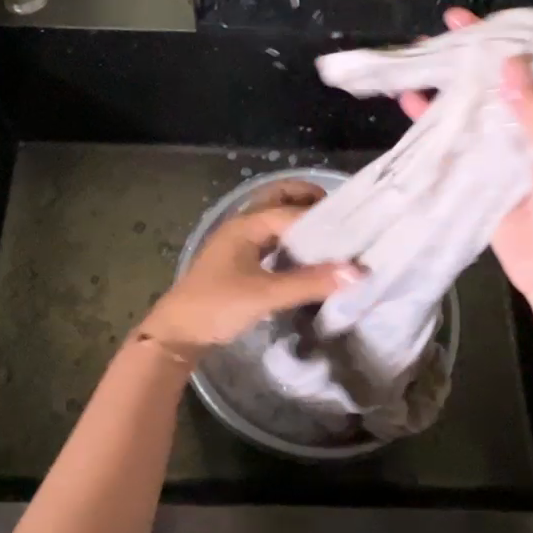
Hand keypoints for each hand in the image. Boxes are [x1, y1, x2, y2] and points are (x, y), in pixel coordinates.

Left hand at [140, 181, 361, 358]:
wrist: (177, 333)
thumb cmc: (218, 306)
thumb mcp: (266, 295)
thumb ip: (310, 283)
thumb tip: (356, 272)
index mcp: (246, 224)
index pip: (292, 210)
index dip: (323, 217)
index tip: (355, 226)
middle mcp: (241, 225)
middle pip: (278, 199)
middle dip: (307, 201)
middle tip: (341, 215)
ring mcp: (237, 242)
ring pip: (272, 218)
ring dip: (298, 219)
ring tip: (331, 234)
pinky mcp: (237, 260)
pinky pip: (268, 237)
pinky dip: (288, 238)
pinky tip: (305, 257)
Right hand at [399, 9, 532, 305]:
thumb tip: (509, 61)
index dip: (512, 37)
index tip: (478, 18)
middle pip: (502, 80)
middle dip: (472, 55)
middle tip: (438, 31)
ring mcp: (509, 151)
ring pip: (476, 106)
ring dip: (450, 83)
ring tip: (415, 58)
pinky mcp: (484, 175)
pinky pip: (459, 141)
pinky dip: (435, 121)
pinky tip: (409, 103)